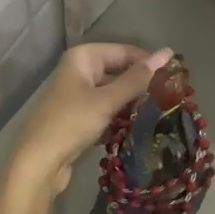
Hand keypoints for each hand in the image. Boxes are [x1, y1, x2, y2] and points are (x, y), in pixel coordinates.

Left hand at [8, 43, 172, 193]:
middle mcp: (78, 72)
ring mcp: (76, 97)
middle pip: (117, 72)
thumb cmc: (72, 123)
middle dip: (140, 85)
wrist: (40, 162)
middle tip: (168, 98)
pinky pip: (104, 113)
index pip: (123, 52)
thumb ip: (137, 79)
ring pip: (111, 95)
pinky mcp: (77, 120)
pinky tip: (134, 129)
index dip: (148, 62)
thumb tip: (167, 53)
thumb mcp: (107, 100)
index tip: (174, 77)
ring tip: (157, 114)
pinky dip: (118, 119)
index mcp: (83, 57)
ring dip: (130, 105)